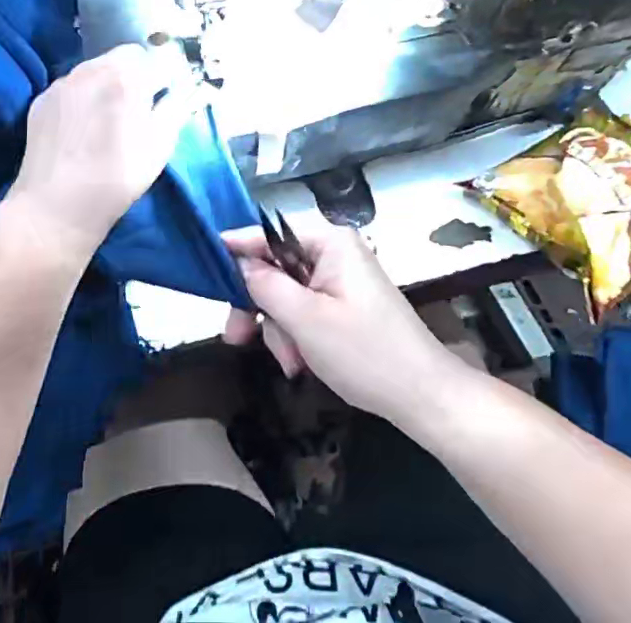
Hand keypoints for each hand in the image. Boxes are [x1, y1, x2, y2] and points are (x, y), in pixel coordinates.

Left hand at [5, 43, 200, 259]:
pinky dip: (79, 100)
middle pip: (121, 58)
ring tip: (104, 121)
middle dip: (133, 76)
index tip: (161, 99)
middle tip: (134, 111)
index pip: (154, 59)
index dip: (162, 79)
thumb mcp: (161, 146)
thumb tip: (177, 92)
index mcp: (127, 77)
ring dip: (104, 85)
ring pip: (92, 70)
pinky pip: (69, 89)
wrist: (56, 205)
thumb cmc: (118, 178)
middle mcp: (91, 69)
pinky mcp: (41, 100)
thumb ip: (173, 109)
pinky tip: (78, 130)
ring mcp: (61, 83)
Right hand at [223, 215, 462, 422]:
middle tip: (237, 336)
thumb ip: (264, 284)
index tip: (206, 258)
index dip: (237, 246)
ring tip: (289, 362)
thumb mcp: (304, 319)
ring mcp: (339, 281)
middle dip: (258, 305)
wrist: (425, 398)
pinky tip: (299, 363)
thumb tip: (238, 262)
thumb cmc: (365, 352)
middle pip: (274, 267)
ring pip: (285, 294)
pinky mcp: (342, 305)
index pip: (270, 232)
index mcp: (330, 243)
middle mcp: (334, 254)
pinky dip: (294, 335)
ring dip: (277, 328)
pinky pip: (303, 309)